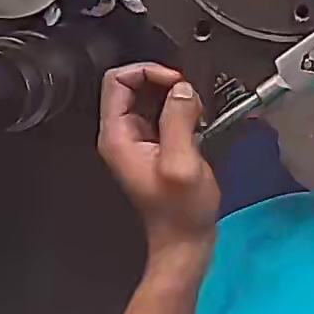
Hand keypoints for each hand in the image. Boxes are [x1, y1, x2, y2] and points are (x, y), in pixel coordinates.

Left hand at [97, 63, 218, 253]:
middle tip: (189, 97)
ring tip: (195, 111)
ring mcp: (137, 139)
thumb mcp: (182, 164)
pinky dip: (179, 108)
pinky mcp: (154, 143)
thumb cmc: (182, 212)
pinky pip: (162, 111)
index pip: (117, 80)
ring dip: (175, 95)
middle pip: (132, 84)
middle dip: (164, 82)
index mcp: (118, 137)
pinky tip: (195, 121)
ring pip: (149, 96)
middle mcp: (122, 134)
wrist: (185, 240)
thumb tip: (183, 90)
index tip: (176, 82)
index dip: (148, 72)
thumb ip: (179, 121)